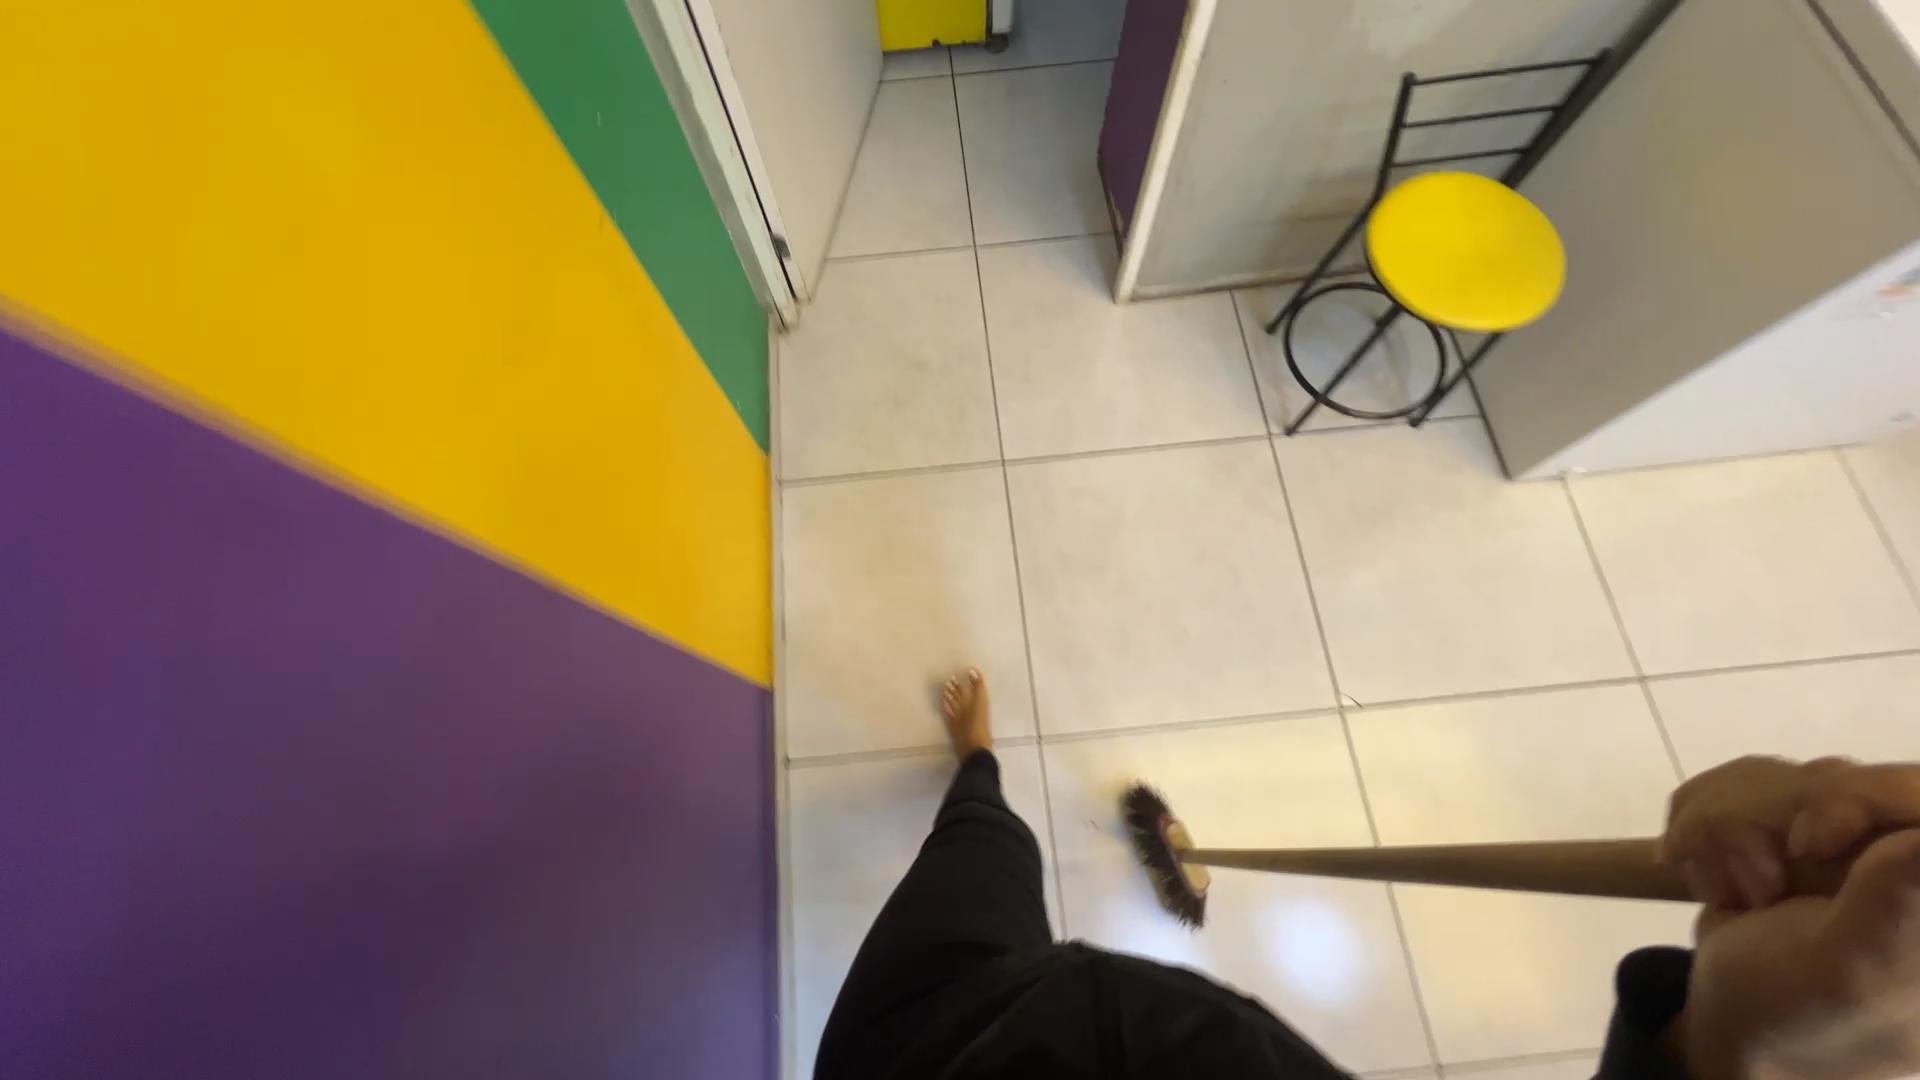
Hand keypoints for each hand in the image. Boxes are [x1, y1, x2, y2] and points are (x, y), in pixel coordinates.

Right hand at [1659, 756, 1919, 1079]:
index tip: (1805, 842)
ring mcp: (1851, 843)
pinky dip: (1693, 825)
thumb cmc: (1803, 1016)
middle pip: (1831, 777)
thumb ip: (1900, 904)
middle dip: (1755, 825)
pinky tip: (1703, 873)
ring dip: (1715, 830)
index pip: (1915, 791)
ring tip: (1723, 890)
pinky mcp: (1790, 833)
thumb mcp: (1851, 970)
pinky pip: (1729, 787)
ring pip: (1770, 777)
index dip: (1853, 797)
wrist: (1736, 1028)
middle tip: (1749, 887)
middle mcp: (1905, 859)